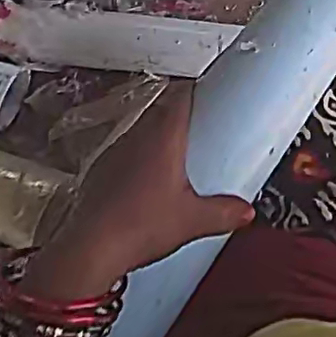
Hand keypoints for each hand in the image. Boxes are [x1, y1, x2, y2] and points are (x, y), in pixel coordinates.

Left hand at [23, 83, 252, 300]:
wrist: (91, 248)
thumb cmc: (140, 225)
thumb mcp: (192, 220)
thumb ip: (223, 212)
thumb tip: (244, 211)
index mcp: (164, 136)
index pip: (180, 94)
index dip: (195, 87)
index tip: (208, 90)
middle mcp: (139, 135)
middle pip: (162, 107)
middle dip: (181, 112)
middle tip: (201, 124)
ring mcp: (117, 149)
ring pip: (143, 127)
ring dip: (160, 132)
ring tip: (178, 152)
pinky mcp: (103, 167)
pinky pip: (127, 148)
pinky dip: (141, 154)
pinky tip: (148, 178)